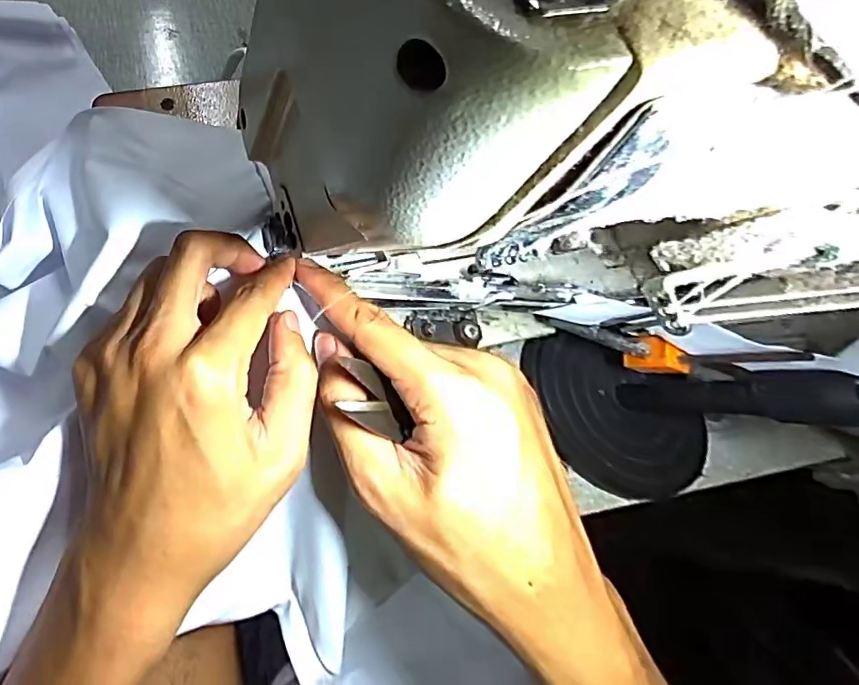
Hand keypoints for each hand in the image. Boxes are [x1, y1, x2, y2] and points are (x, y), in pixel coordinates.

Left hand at [9, 232, 315, 683]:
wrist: (134, 551)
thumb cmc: (211, 511)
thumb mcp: (280, 454)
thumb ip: (294, 373)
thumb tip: (284, 319)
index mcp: (203, 374)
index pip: (247, 294)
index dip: (276, 275)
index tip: (286, 268)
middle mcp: (150, 351)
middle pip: (188, 253)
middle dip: (228, 246)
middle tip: (250, 266)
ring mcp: (112, 353)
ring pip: (156, 273)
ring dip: (193, 277)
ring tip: (217, 312)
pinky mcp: (91, 362)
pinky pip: (131, 306)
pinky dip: (161, 307)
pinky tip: (181, 342)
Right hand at [299, 260, 662, 684]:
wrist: (548, 585)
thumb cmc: (482, 553)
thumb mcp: (385, 488)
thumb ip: (344, 410)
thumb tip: (330, 359)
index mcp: (456, 391)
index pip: (374, 325)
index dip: (332, 295)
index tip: (310, 274)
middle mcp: (487, 372)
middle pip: (396, 343)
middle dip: (364, 364)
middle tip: (360, 414)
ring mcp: (504, 377)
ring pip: (420, 355)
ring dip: (396, 381)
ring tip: (409, 442)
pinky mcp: (510, 388)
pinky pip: (447, 367)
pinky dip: (423, 388)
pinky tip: (431, 436)